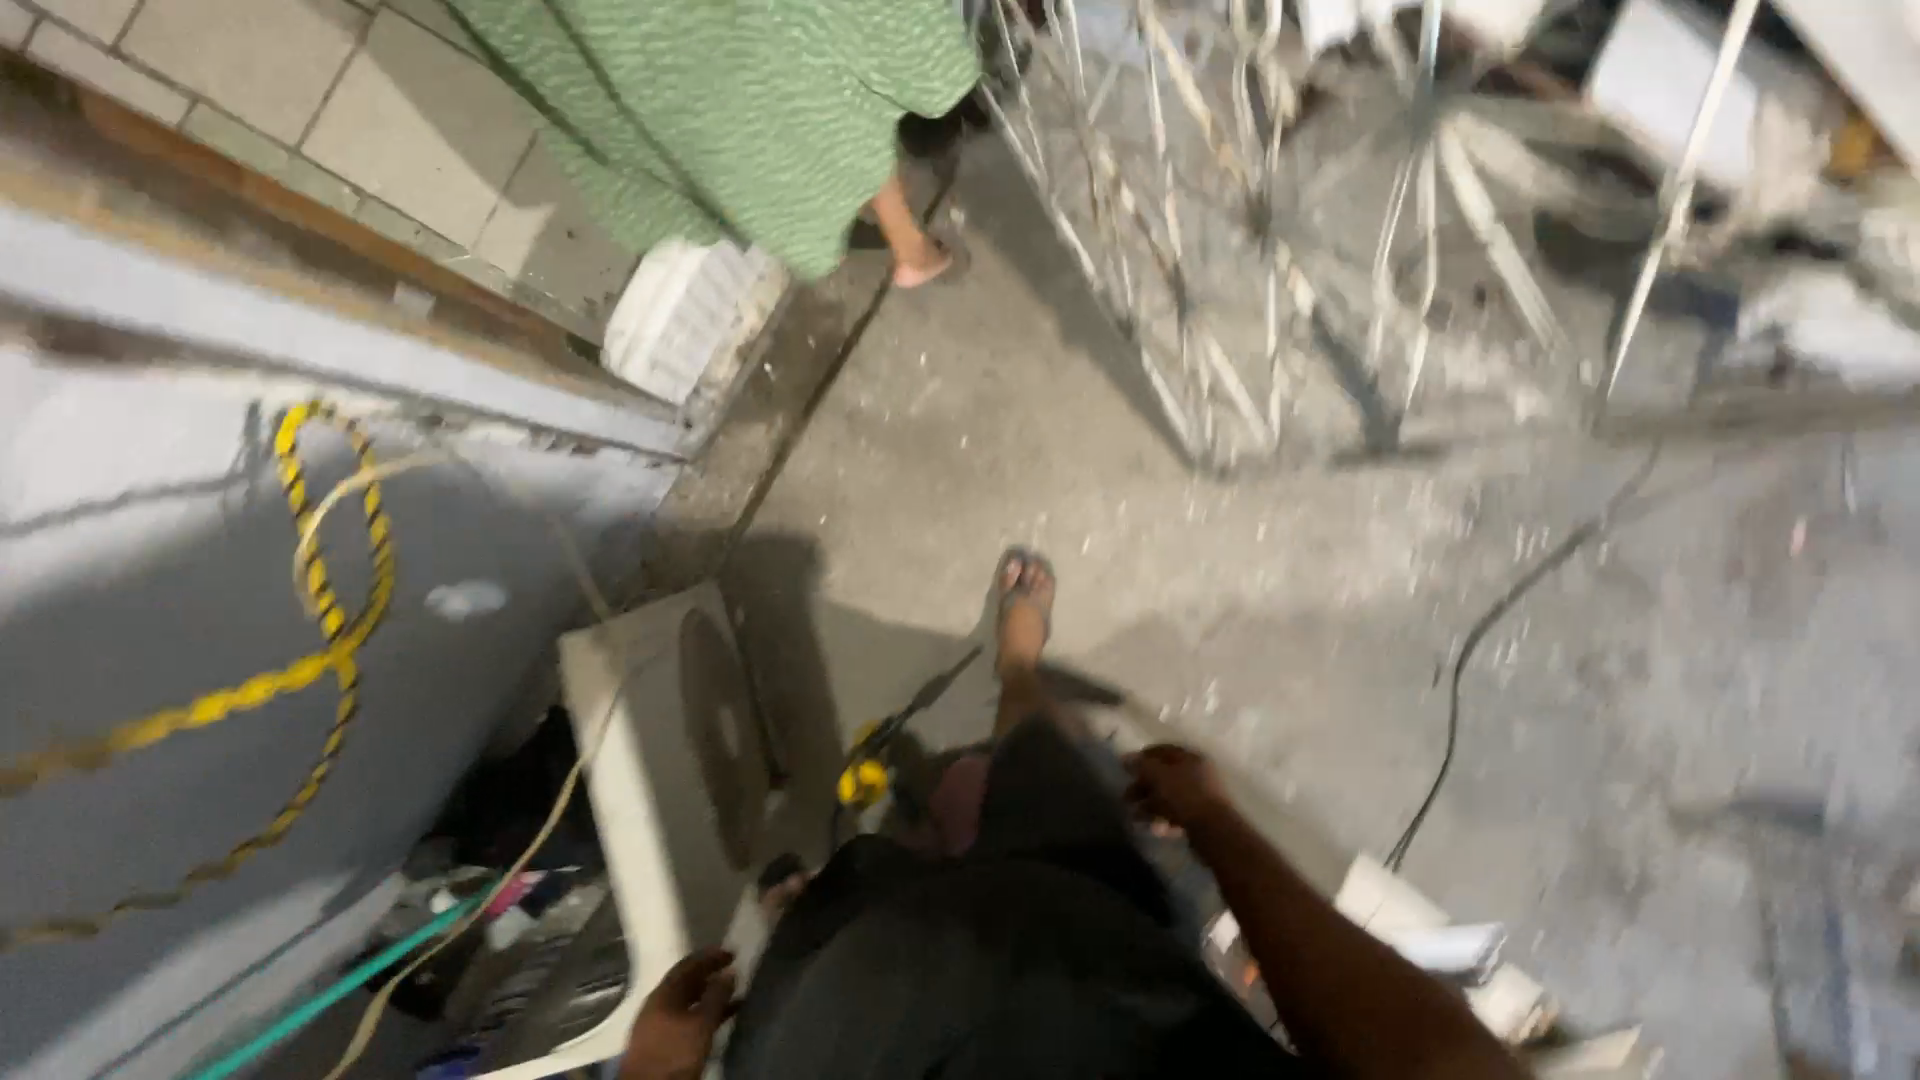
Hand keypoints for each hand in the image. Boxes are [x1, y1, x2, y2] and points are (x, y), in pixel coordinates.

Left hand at [621, 947, 737, 1079]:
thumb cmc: (674, 1054)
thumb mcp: (701, 1024)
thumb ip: (717, 996)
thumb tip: (729, 972)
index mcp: (663, 994)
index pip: (688, 965)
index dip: (710, 956)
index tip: (731, 952)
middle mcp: (657, 1004)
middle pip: (686, 982)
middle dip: (710, 974)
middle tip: (732, 969)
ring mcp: (657, 1024)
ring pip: (687, 1002)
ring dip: (709, 995)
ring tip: (732, 993)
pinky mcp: (661, 1043)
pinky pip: (687, 1018)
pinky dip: (704, 1014)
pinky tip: (721, 1018)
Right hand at [1124, 743, 1235, 832]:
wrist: (1214, 830)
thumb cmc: (1185, 796)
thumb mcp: (1159, 776)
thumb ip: (1141, 765)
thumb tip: (1124, 757)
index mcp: (1190, 757)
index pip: (1163, 750)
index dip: (1143, 757)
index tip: (1126, 768)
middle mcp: (1198, 773)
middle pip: (1164, 775)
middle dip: (1143, 786)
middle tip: (1126, 798)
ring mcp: (1201, 796)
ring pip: (1169, 796)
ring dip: (1149, 806)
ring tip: (1136, 818)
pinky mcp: (1201, 817)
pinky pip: (1177, 813)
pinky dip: (1164, 819)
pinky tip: (1155, 829)